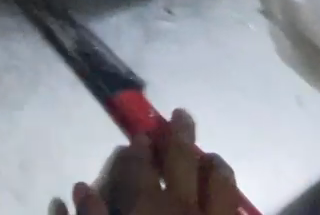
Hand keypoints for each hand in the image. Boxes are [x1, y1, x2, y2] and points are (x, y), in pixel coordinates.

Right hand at [53, 110, 239, 214]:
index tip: (140, 135)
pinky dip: (237, 211)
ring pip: (221, 190)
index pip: (141, 165)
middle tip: (183, 115)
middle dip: (180, 138)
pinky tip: (236, 209)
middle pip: (183, 164)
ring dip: (217, 170)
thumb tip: (81, 189)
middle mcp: (183, 212)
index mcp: (148, 206)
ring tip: (216, 158)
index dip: (138, 149)